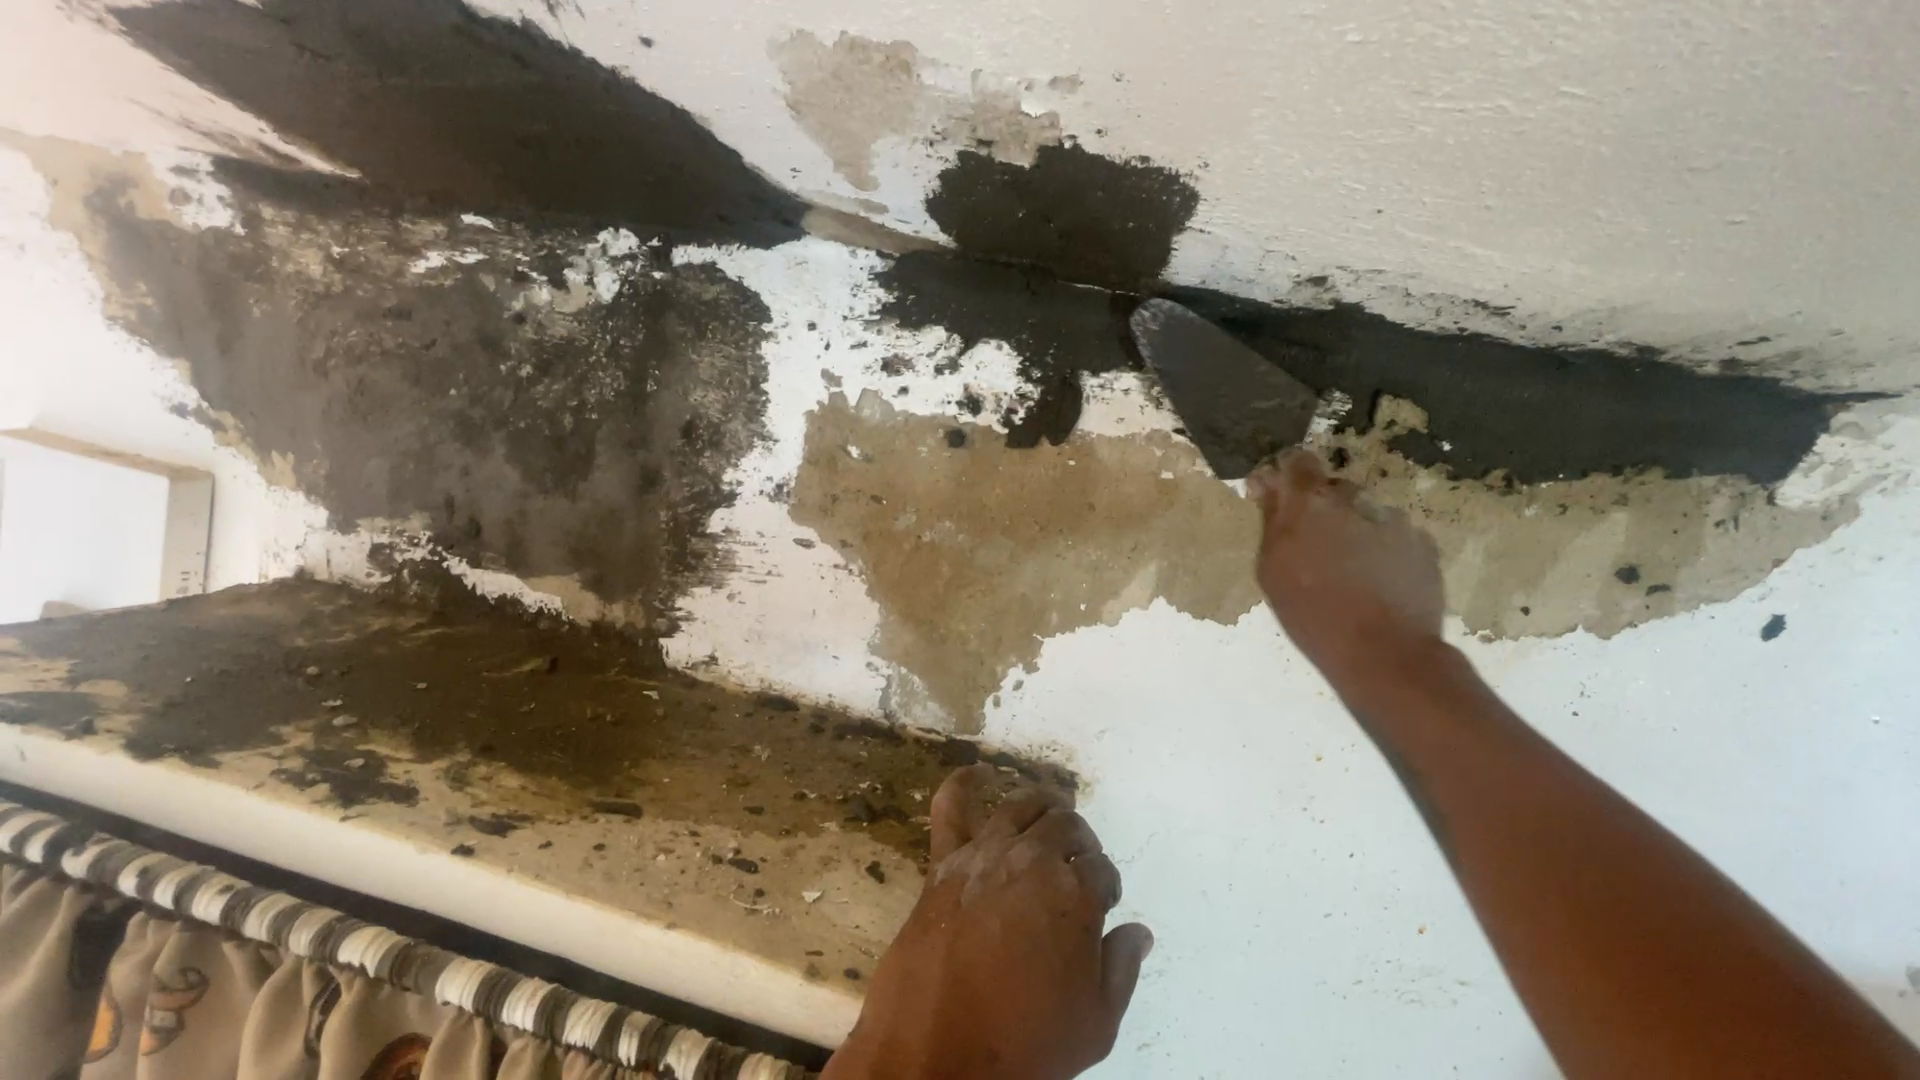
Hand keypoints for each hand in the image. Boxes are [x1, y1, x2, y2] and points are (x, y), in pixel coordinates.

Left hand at [823, 766, 1153, 1079]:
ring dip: (1042, 810)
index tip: (1103, 907)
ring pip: (1021, 807)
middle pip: (1066, 827)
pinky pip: (950, 809)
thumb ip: (1121, 968)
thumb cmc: (1026, 1044)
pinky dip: (962, 785)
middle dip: (1080, 844)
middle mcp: (1032, 861)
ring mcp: (984, 856)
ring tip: (1048, 822)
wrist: (937, 1054)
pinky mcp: (943, 864)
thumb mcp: (1095, 1022)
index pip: (1103, 869)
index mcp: (1076, 895)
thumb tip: (1138, 931)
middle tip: (1077, 869)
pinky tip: (976, 775)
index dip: (1107, 887)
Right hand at [1247, 449, 1444, 683]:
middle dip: (1319, 509)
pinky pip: (1392, 537)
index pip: (1296, 461)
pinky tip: (1375, 584)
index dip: (1284, 476)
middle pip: (1331, 490)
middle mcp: (1355, 499)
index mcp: (1311, 502)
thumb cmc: (1312, 613)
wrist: (1385, 651)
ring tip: (1348, 573)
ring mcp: (1394, 520)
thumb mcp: (1271, 570)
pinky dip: (1380, 551)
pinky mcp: (1423, 544)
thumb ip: (1270, 520)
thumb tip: (1269, 488)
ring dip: (1351, 531)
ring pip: (1363, 514)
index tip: (1274, 498)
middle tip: (1312, 549)